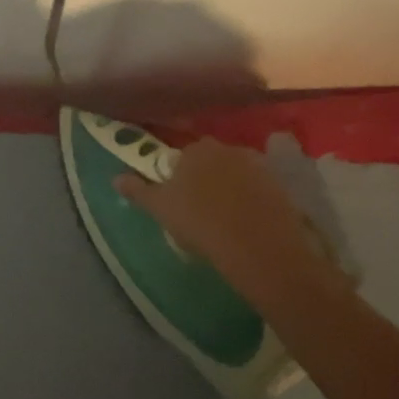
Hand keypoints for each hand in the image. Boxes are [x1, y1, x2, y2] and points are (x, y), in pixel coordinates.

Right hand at [116, 137, 338, 301]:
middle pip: (211, 163)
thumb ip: (137, 190)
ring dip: (231, 191)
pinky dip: (253, 204)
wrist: (259, 250)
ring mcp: (259, 168)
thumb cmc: (200, 223)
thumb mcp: (159, 208)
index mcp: (196, 149)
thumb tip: (116, 178)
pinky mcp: (283, 189)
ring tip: (225, 222)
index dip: (179, 177)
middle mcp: (228, 149)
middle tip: (200, 211)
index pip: (182, 156)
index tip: (178, 199)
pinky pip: (259, 193)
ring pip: (237, 176)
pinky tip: (248, 227)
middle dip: (206, 180)